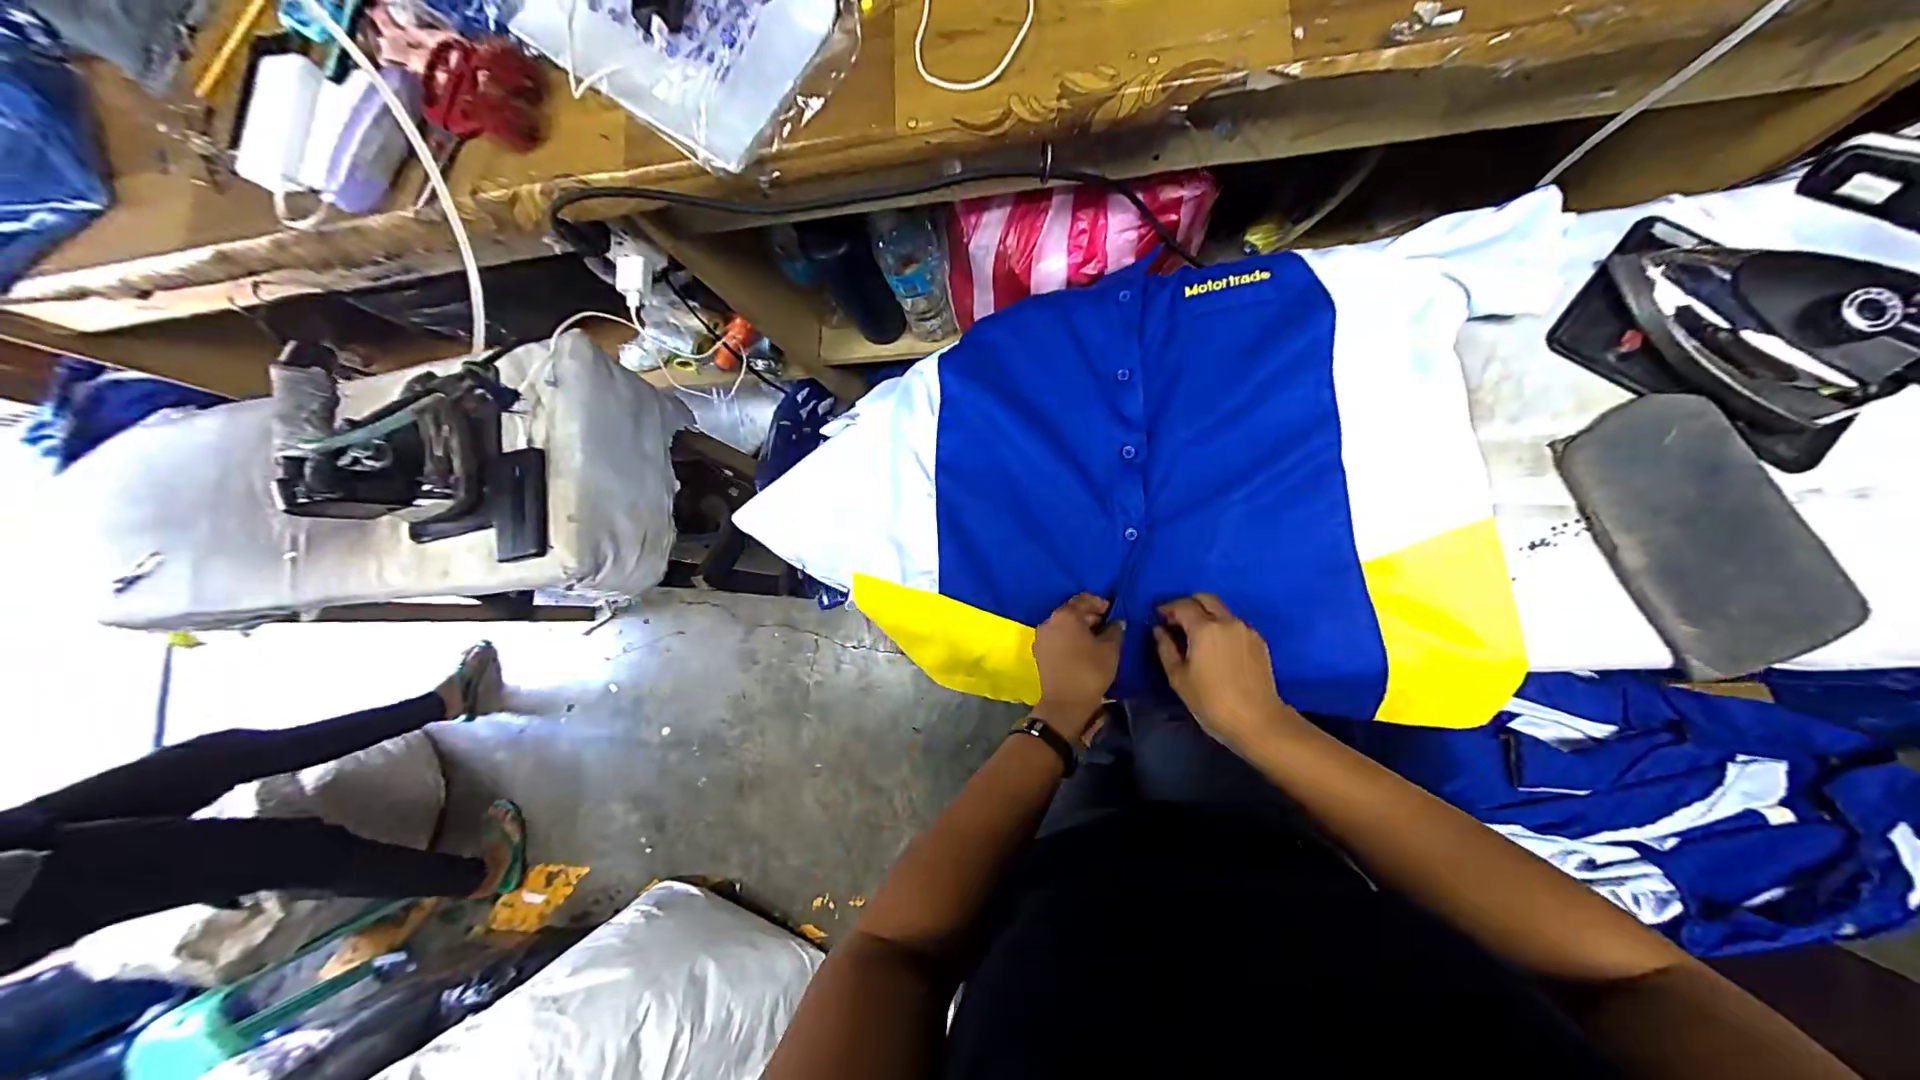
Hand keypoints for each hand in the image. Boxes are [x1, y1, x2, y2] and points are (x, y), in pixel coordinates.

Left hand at [1031, 592, 1122, 740]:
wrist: (1065, 702)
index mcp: (1065, 616)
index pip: (1082, 599)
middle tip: (1106, 624)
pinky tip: (1082, 647)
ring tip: (1096, 637)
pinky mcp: (1039, 652)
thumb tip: (1116, 622)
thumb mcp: (1110, 648)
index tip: (1110, 610)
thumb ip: (1114, 630)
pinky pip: (1057, 637)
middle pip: (1071, 611)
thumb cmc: (1090, 671)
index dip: (1098, 602)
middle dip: (1089, 615)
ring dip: (1078, 627)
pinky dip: (1069, 637)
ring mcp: (1041, 637)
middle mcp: (1049, 622)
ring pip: (1063, 624)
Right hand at [1153, 593, 1297, 748]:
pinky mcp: (1259, 641)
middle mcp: (1228, 622)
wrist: (1257, 720)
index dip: (1167, 608)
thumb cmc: (1211, 701)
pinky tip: (1216, 647)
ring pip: (1222, 610)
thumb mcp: (1178, 678)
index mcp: (1205, 628)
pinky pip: (1235, 624)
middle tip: (1175, 621)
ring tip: (1195, 635)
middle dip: (1188, 604)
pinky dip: (1221, 627)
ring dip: (1206, 615)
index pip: (1183, 605)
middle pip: (1206, 598)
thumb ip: (1165, 649)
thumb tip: (1160, 630)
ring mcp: (1246, 630)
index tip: (1158, 617)